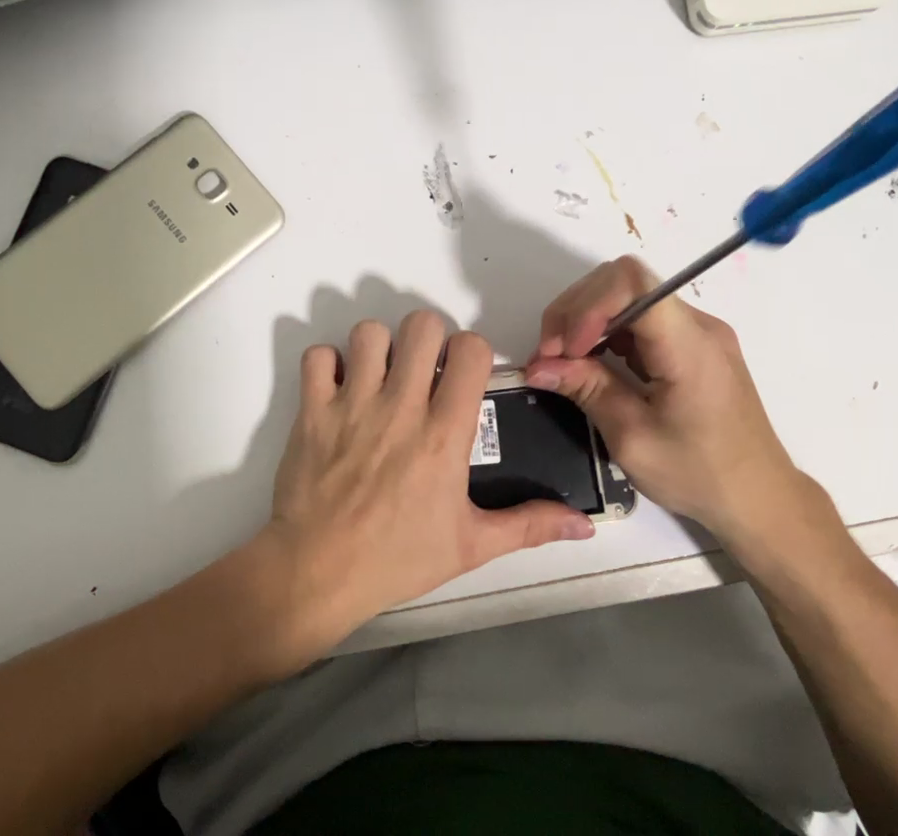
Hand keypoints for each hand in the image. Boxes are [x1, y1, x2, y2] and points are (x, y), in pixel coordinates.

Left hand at [260, 311, 595, 652]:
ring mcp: (351, 404)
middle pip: (421, 325)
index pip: (469, 350)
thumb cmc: (398, 559)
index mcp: (444, 433)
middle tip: (424, 371)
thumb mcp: (472, 546)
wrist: (319, 572)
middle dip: (429, 339)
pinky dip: (328, 364)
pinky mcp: (311, 411)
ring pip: (369, 333)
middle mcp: (399, 406)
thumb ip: (530, 526)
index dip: (471, 353)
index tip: (464, 377)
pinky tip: (339, 388)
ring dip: (379, 347)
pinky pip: (317, 356)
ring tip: (381, 377)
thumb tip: (586, 527)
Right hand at [523, 256, 819, 537]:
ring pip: (627, 296)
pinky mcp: (692, 345)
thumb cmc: (698, 474)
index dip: (587, 305)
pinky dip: (605, 334)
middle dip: (576, 312)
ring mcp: (697, 332)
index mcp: (689, 346)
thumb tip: (536, 366)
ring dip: (586, 322)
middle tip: (549, 357)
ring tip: (562, 363)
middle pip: (623, 282)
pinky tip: (589, 366)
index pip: (632, 282)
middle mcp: (698, 325)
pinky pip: (640, 319)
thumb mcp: (632, 438)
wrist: (757, 497)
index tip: (564, 349)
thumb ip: (586, 390)